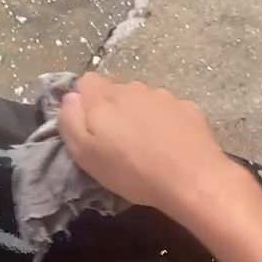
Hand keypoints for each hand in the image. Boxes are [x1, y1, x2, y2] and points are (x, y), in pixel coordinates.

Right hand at [56, 74, 247, 217]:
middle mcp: (134, 88)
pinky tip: (169, 147)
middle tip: (117, 143)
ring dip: (139, 116)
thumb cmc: (131, 171)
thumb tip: (70, 98)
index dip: (84, 102)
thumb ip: (71, 121)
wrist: (191, 179)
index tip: (90, 128)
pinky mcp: (188, 108)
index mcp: (104, 97)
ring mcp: (164, 96)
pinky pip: (167, 111)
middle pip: (115, 91)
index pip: (85, 82)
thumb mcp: (85, 154)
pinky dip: (164, 123)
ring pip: (143, 100)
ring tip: (145, 147)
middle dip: (112, 111)